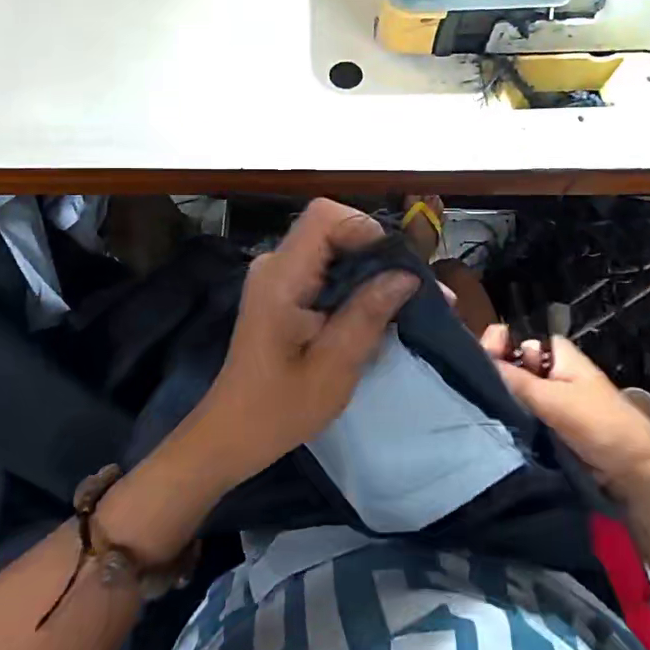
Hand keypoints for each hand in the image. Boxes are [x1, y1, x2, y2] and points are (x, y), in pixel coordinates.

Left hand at [188, 199, 419, 486]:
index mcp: (282, 277)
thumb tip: (407, 274)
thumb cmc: (280, 408)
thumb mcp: (334, 366)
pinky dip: (355, 284)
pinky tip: (378, 312)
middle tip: (417, 291)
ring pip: (333, 249)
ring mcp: (278, 276)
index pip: (324, 216)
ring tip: (408, 303)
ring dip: (371, 271)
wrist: (233, 433)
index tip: (397, 267)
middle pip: (333, 229)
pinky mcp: (284, 291)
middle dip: (378, 253)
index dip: (366, 229)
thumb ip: (368, 314)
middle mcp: (276, 265)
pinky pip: (325, 269)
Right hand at [486, 328, 649, 493]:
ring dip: (501, 397)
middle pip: (515, 363)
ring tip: (478, 403)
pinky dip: (509, 416)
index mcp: (559, 354)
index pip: (521, 338)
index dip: (501, 342)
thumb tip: (479, 359)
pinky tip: (489, 419)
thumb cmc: (598, 423)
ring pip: (516, 390)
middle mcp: (552, 372)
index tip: (482, 355)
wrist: (631, 471)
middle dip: (497, 371)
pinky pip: (522, 413)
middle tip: (476, 385)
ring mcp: (550, 399)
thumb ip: (516, 379)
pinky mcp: (548, 425)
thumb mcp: (554, 398)